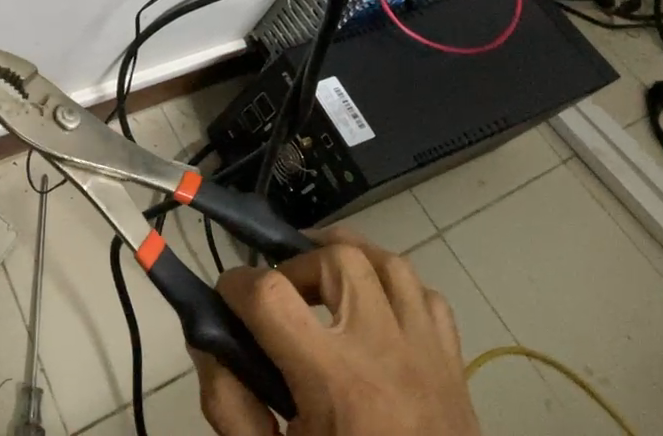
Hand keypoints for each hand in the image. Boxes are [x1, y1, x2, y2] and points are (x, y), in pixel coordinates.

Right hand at [195, 229, 481, 435]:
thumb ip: (228, 403)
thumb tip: (208, 344)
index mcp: (337, 382)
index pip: (270, 294)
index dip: (235, 285)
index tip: (227, 300)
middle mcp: (385, 352)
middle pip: (338, 258)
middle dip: (297, 263)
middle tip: (280, 296)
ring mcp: (428, 353)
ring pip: (389, 264)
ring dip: (347, 260)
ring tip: (321, 280)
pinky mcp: (454, 364)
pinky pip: (427, 296)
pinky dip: (395, 289)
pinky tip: (373, 308)